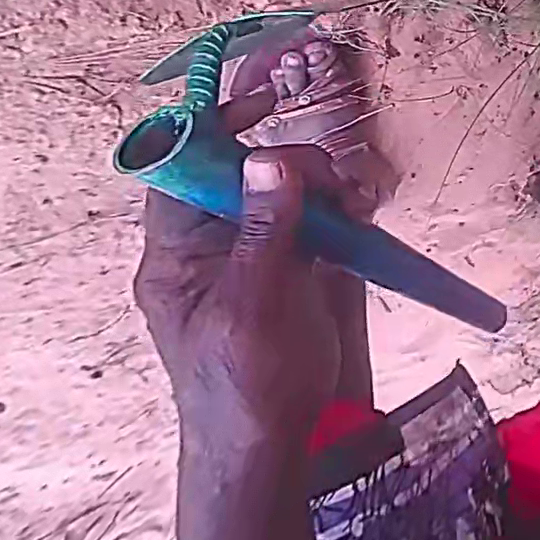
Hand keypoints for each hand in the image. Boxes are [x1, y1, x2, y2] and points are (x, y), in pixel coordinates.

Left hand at [134, 147, 342, 443]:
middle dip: (292, 166)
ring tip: (352, 205)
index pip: (184, 169)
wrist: (274, 437)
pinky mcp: (293, 256)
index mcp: (179, 250)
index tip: (263, 103)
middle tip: (330, 186)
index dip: (215, 128)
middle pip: (248, 169)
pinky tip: (359, 214)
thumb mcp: (249, 308)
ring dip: (323, 184)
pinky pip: (316, 211)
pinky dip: (340, 205)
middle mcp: (215, 238)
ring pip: (288, 186)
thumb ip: (261, 233)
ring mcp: (257, 245)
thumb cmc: (243, 384)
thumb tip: (267, 161)